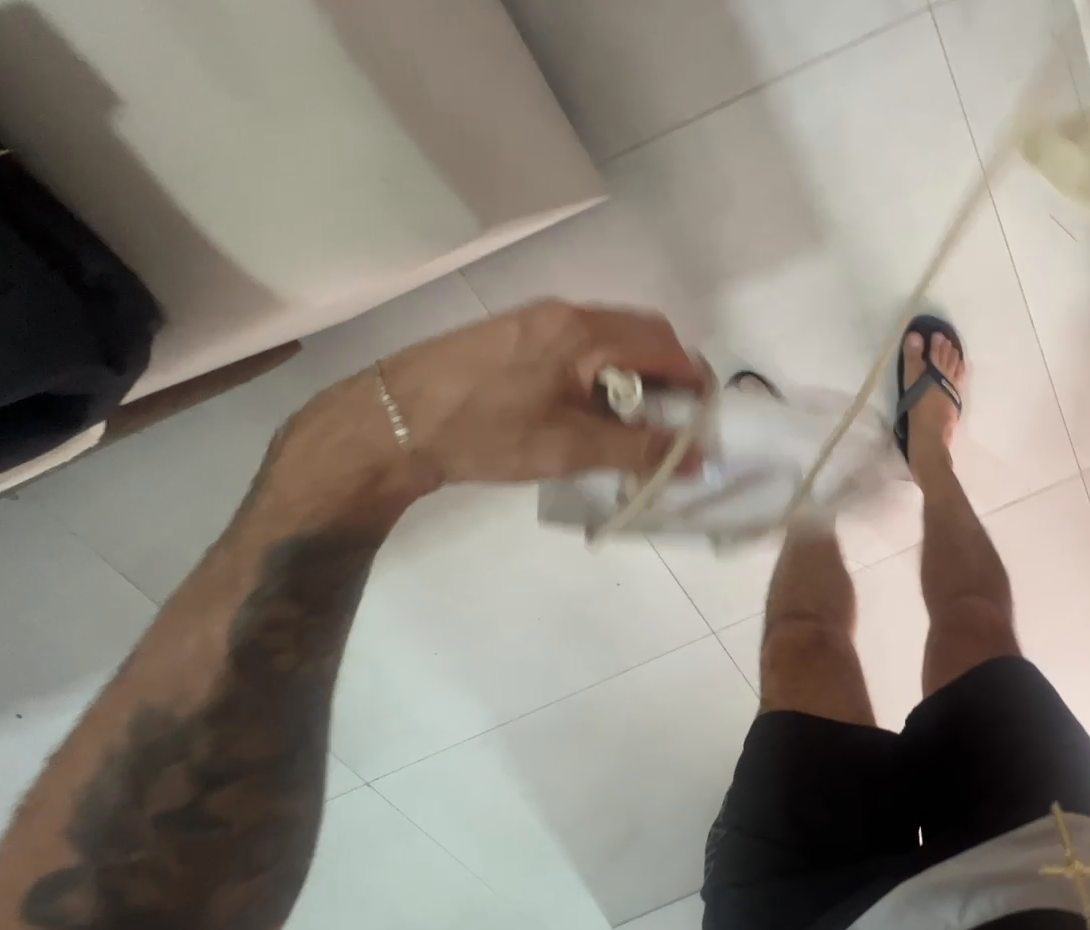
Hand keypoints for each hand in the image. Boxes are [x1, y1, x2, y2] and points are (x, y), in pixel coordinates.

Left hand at [268, 301, 707, 520]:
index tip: (702, 414)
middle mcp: (563, 312)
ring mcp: (534, 318)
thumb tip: (699, 457)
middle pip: (641, 331)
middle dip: (667, 372)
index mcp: (584, 332)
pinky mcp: (512, 332)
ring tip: (626, 418)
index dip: (693, 378)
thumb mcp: (571, 449)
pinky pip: (578, 341)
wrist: (387, 423)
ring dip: (632, 371)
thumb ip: (641, 449)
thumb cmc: (487, 433)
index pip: (664, 344)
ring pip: (609, 335)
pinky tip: (583, 406)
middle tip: (669, 418)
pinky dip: (600, 368)